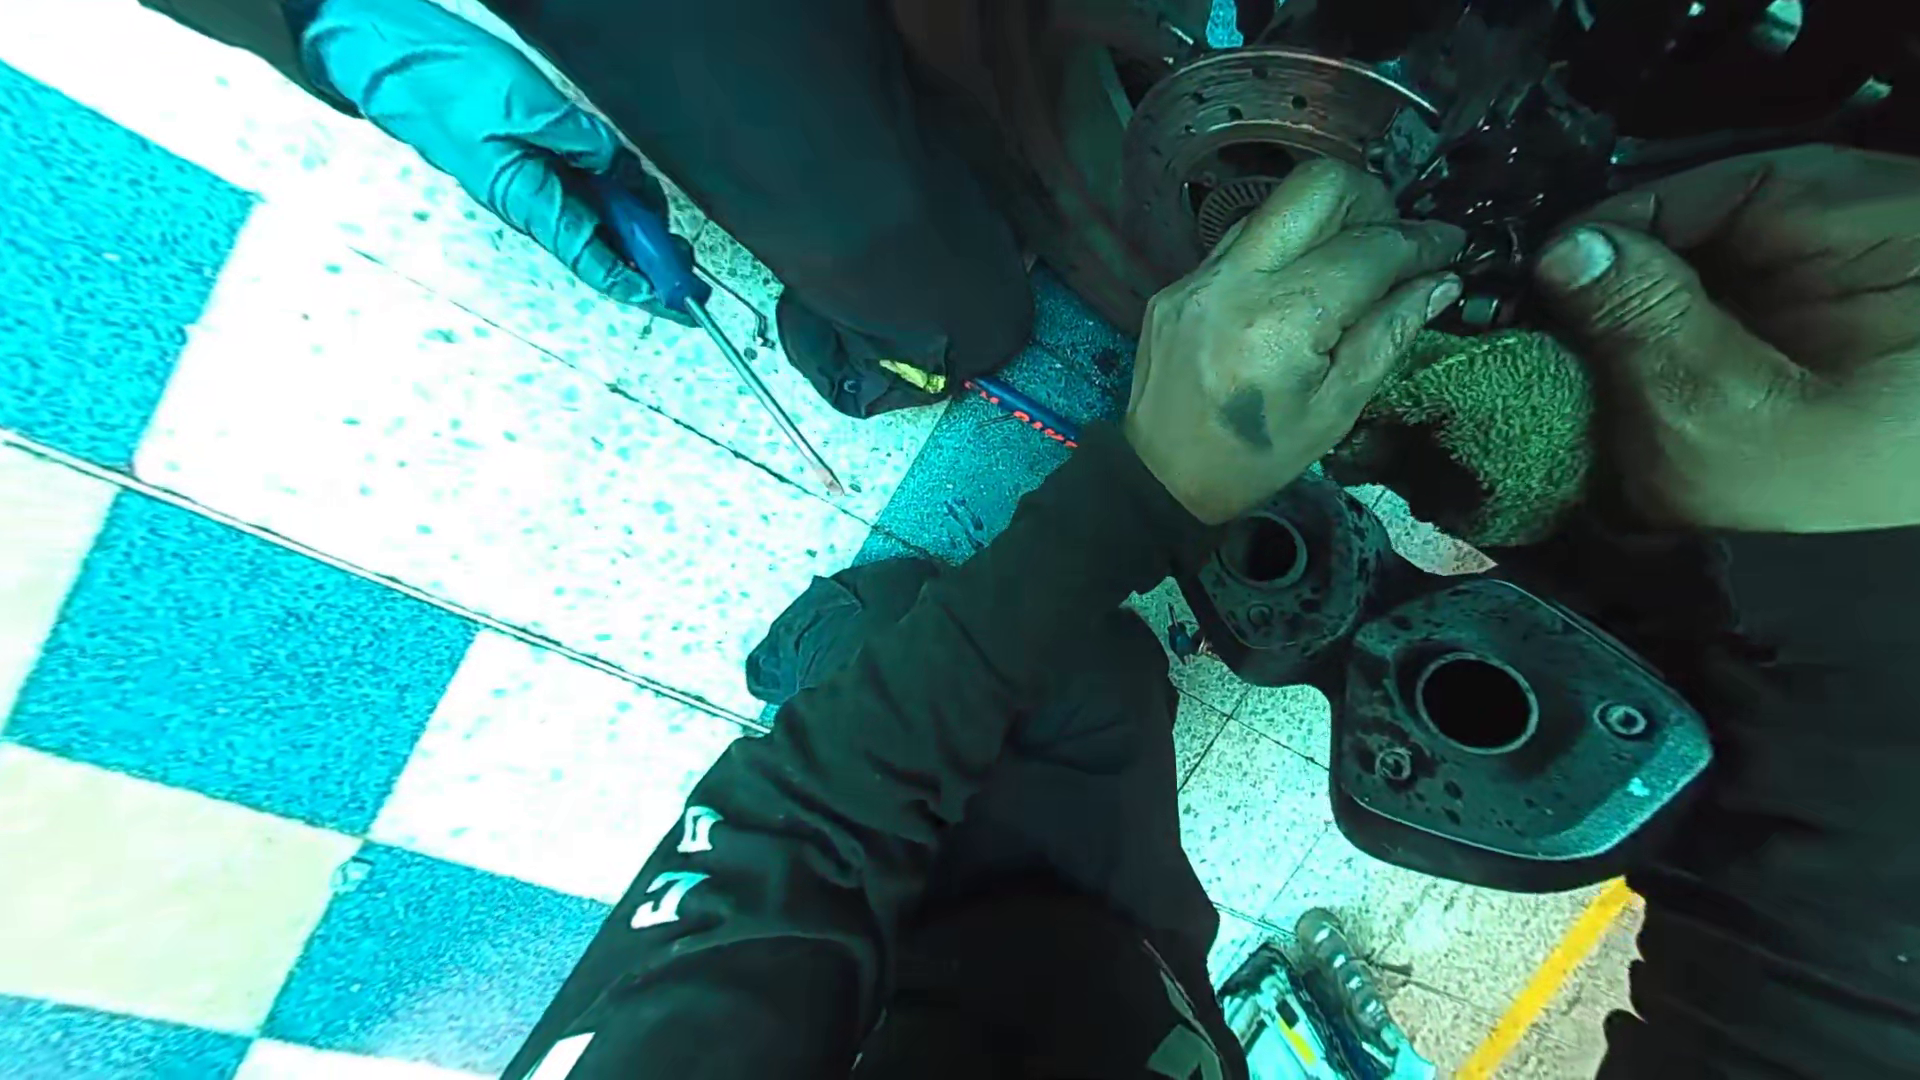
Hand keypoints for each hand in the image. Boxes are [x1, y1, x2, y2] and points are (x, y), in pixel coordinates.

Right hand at [300, 0, 692, 322]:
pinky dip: (621, 192)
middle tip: (690, 266)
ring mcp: (545, 190)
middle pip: (615, 253)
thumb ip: (589, 147)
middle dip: (656, 262)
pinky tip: (633, 181)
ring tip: (663, 217)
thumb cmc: (442, 80)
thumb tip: (624, 174)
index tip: (683, 303)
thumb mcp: (529, 111)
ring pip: (608, 223)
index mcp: (538, 209)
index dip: (647, 290)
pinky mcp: (544, 167)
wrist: (381, 48)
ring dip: (641, 225)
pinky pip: (593, 192)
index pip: (605, 269)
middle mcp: (546, 210)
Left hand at [1124, 159, 1464, 523]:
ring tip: (1335, 271)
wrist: (1160, 477)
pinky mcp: (1168, 293)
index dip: (1421, 243)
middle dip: (1368, 201)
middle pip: (1314, 186)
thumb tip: (1437, 280)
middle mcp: (1230, 285)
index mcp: (1279, 322)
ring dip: (1316, 225)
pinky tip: (1280, 294)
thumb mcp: (1334, 411)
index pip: (1368, 248)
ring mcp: (1191, 284)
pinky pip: (1233, 247)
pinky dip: (1270, 255)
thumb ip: (1387, 335)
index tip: (1444, 250)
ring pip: (1269, 210)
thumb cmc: (1251, 460)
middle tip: (1385, 246)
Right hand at [1533, 145, 1919, 532]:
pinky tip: (1610, 339)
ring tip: (1566, 323)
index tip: (1549, 266)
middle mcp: (1896, 242)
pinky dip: (1657, 309)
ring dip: (1634, 286)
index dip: (1636, 216)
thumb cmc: (1798, 494)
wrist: (1835, 562)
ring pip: (1719, 249)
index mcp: (1910, 243)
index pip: (1755, 183)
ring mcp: (1859, 277)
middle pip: (1732, 212)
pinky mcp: (1819, 312)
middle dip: (1627, 255)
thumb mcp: (1707, 406)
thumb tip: (1562, 249)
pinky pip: (1723, 285)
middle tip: (1543, 299)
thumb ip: (1639, 318)